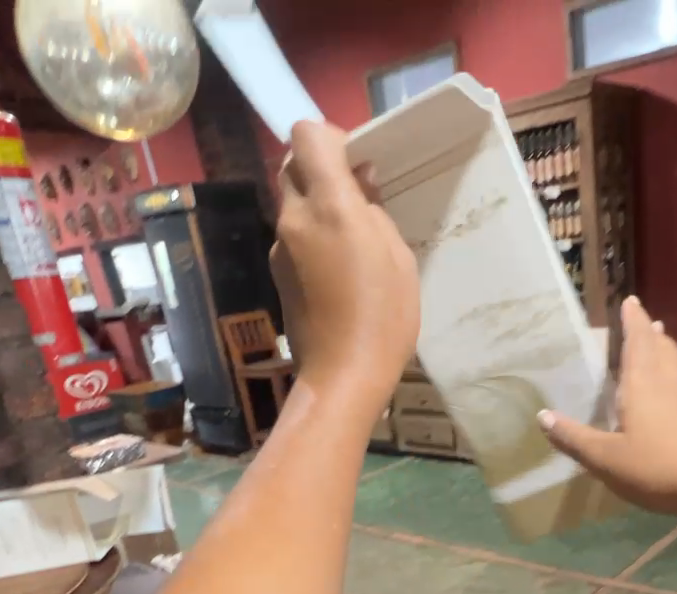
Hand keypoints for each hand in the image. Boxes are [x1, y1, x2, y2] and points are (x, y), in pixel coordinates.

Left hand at [270, 121, 418, 412]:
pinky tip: (339, 273)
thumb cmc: (384, 318)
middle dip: (321, 170)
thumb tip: (360, 183)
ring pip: (293, 204)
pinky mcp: (277, 273)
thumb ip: (375, 211)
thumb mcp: (399, 258)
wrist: (344, 375)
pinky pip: (294, 238)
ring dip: (318, 208)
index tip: (357, 164)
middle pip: (293, 166)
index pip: (306, 135)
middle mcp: (295, 218)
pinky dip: (313, 239)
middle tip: (356, 198)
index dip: (331, 138)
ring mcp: (280, 247)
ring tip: (353, 243)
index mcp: (330, 205)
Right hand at [538, 297, 676, 516]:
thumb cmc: (658, 467)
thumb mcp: (606, 459)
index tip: (630, 301)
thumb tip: (542, 416)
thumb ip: (575, 439)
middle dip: (651, 333)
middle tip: (646, 321)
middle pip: (661, 350)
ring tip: (658, 347)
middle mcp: (667, 387)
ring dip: (664, 353)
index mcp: (642, 386)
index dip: (633, 322)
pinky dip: (670, 380)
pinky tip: (666, 398)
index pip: (637, 343)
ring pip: (674, 368)